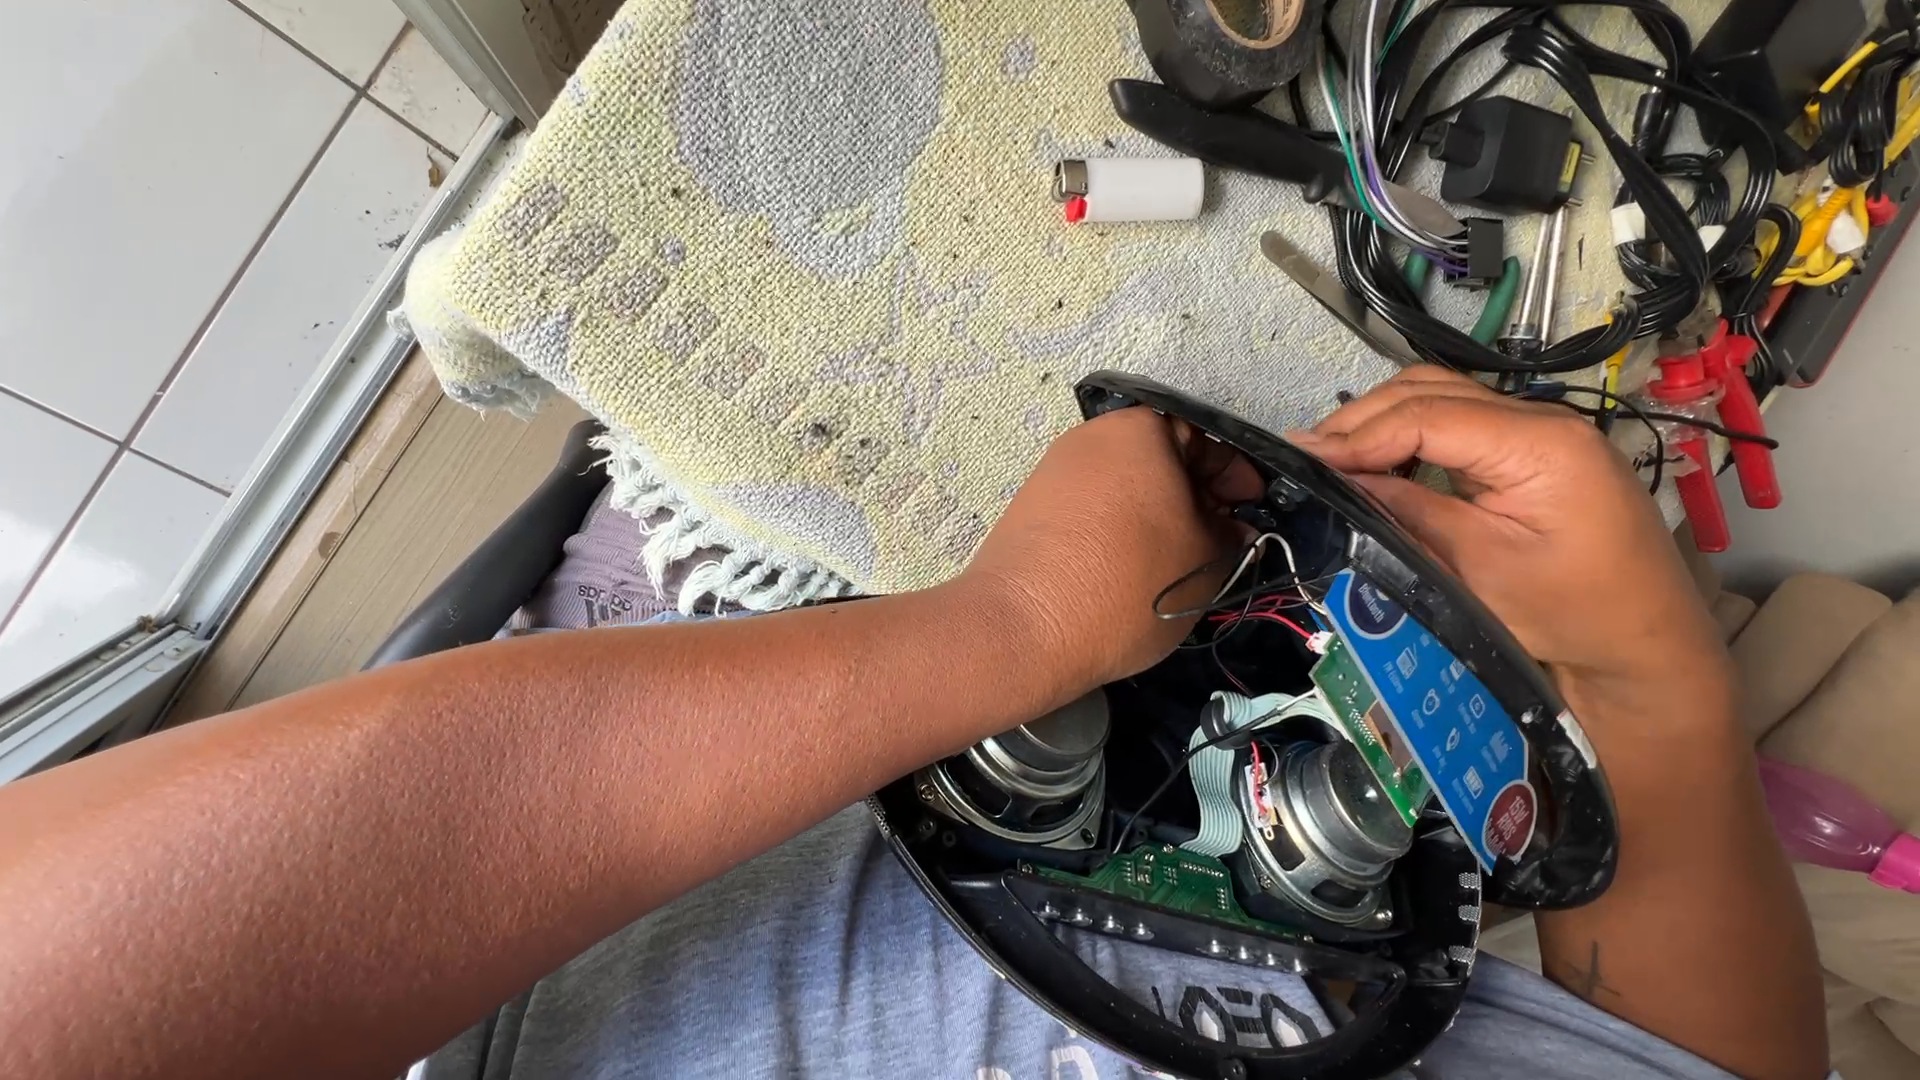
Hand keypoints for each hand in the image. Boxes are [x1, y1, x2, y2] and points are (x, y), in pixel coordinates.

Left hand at [958, 406, 1261, 693]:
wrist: (1022, 629)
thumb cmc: (1129, 582)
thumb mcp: (1205, 559)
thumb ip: (1230, 533)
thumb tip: (1230, 526)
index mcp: (1136, 431)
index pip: (1204, 436)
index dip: (1236, 474)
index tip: (1250, 508)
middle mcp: (1089, 440)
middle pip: (1160, 460)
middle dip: (1197, 497)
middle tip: (1220, 541)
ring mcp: (1053, 474)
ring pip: (1126, 488)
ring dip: (1159, 517)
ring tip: (1178, 564)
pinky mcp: (1032, 511)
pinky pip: (1093, 510)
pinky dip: (1121, 530)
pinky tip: (1133, 572)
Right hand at [1289, 368, 1729, 716]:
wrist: (1641, 645)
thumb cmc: (1568, 613)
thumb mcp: (1477, 565)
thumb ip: (1408, 510)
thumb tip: (1341, 477)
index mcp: (1540, 445)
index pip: (1426, 416)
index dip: (1357, 434)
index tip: (1303, 456)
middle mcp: (1541, 420)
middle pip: (1429, 390)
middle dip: (1360, 418)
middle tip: (1306, 453)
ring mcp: (1537, 430)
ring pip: (1438, 394)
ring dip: (1379, 418)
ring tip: (1331, 452)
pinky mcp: (1527, 449)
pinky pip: (1454, 420)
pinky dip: (1404, 430)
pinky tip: (1375, 457)